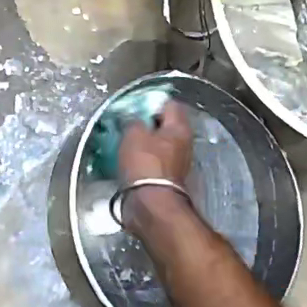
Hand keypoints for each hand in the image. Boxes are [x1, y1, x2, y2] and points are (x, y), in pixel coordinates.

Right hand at [118, 101, 193, 230]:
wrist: (150, 204)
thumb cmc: (145, 163)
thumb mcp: (134, 133)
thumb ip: (134, 120)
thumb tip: (135, 119)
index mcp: (180, 128)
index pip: (169, 104)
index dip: (150, 102)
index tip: (133, 107)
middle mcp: (184, 144)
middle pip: (164, 125)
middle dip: (145, 124)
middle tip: (126, 124)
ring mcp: (177, 163)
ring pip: (158, 144)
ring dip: (143, 143)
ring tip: (123, 143)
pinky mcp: (166, 179)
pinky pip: (153, 161)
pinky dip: (141, 159)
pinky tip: (127, 160)